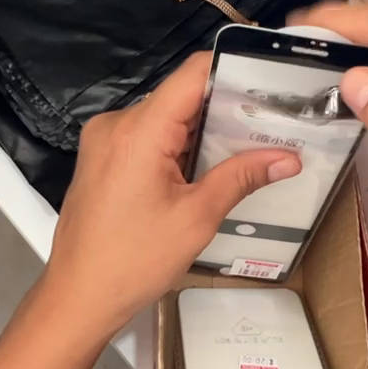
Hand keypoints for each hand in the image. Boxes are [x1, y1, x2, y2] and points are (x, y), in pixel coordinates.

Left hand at [40, 52, 300, 337]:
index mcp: (138, 131)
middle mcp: (116, 124)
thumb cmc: (135, 261)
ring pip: (165, 119)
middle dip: (225, 109)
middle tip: (272, 122)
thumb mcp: (197, 218)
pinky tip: (207, 167)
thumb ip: (242, 177)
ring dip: (202, 132)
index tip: (271, 82)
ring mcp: (104, 140)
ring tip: (249, 146)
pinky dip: (177, 147)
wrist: (77, 297)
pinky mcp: (101, 158)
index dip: (233, 71)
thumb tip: (290, 159)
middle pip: (179, 97)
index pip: (191, 75)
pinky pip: (146, 137)